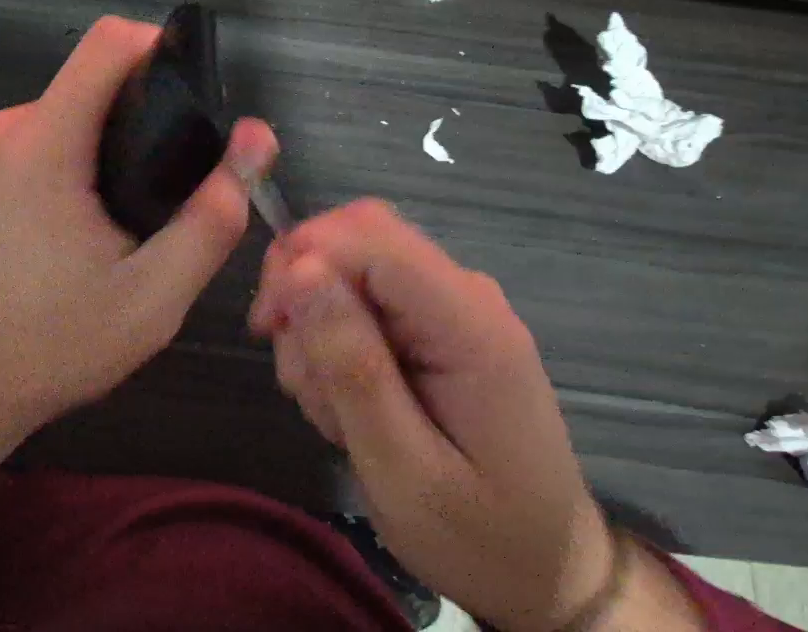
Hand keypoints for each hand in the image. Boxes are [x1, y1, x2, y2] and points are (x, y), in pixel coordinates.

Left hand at [0, 16, 279, 463]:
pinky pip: (37, 144)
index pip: (108, 43)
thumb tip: (254, 144)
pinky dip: (73, 166)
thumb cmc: (49, 345)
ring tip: (131, 220)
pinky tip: (84, 229)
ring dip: (108, 150)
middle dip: (143, 118)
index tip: (198, 96)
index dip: (161, 48)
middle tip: (175, 188)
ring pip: (67, 117)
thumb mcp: (151, 299)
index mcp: (44, 142)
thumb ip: (210, 220)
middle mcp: (5, 130)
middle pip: (92, 85)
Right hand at [249, 199, 616, 631]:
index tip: (267, 327)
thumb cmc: (475, 534)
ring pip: (347, 267)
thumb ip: (351, 364)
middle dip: (303, 292)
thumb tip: (299, 269)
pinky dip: (331, 340)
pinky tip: (345, 402)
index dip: (302, 260)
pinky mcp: (432, 324)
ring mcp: (448, 306)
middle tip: (296, 376)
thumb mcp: (402, 468)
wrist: (540, 570)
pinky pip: (360, 299)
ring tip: (333, 411)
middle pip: (354, 238)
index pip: (368, 236)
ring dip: (315, 329)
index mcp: (470, 324)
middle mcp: (462, 294)